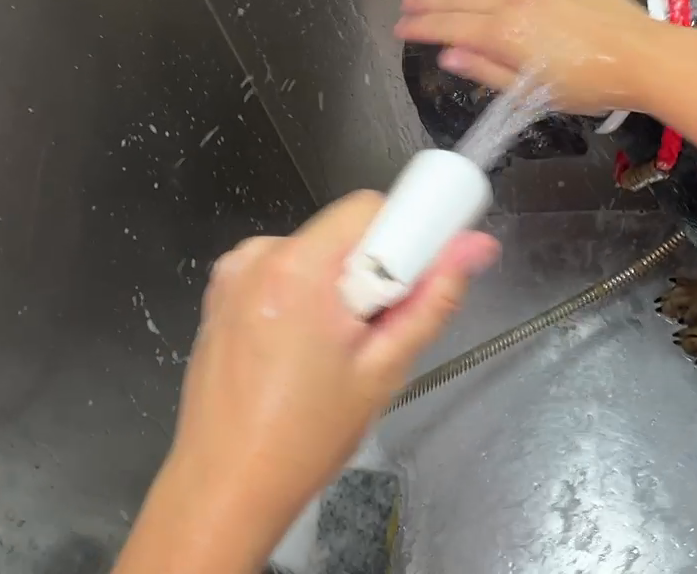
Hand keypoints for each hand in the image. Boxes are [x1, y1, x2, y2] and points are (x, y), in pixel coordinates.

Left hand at [144, 192, 497, 559]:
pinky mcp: (222, 291)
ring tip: (335, 349)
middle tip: (373, 330)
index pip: (369, 207)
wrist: (223, 489)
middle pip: (342, 232)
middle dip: (371, 269)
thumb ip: (433, 299)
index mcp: (297, 268)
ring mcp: (234, 273)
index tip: (416, 273)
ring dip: (338, 285)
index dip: (403, 234)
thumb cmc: (302, 440)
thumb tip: (473, 246)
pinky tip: (301, 349)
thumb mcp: (383, 371)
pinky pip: (284, 270)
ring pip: (316, 252)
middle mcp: (258, 256)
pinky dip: (305, 295)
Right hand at [394, 0, 668, 113]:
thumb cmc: (588, 85)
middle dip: (429, 2)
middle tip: (407, 5)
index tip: (400, 27)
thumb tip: (449, 56)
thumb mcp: (533, 93)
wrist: (641, 57)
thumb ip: (487, 71)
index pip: (449, 27)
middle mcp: (515, 1)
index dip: (421, 27)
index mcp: (505, 34)